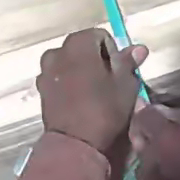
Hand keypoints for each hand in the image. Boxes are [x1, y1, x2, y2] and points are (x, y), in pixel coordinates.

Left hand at [36, 29, 146, 153]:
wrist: (75, 143)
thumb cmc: (104, 109)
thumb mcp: (126, 85)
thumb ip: (129, 63)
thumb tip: (138, 48)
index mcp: (78, 43)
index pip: (101, 36)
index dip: (113, 53)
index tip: (119, 73)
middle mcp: (57, 51)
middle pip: (83, 48)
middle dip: (96, 61)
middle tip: (109, 83)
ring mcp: (45, 70)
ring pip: (70, 63)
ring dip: (82, 72)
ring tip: (94, 93)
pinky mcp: (41, 89)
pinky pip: (59, 78)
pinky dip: (69, 83)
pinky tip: (79, 100)